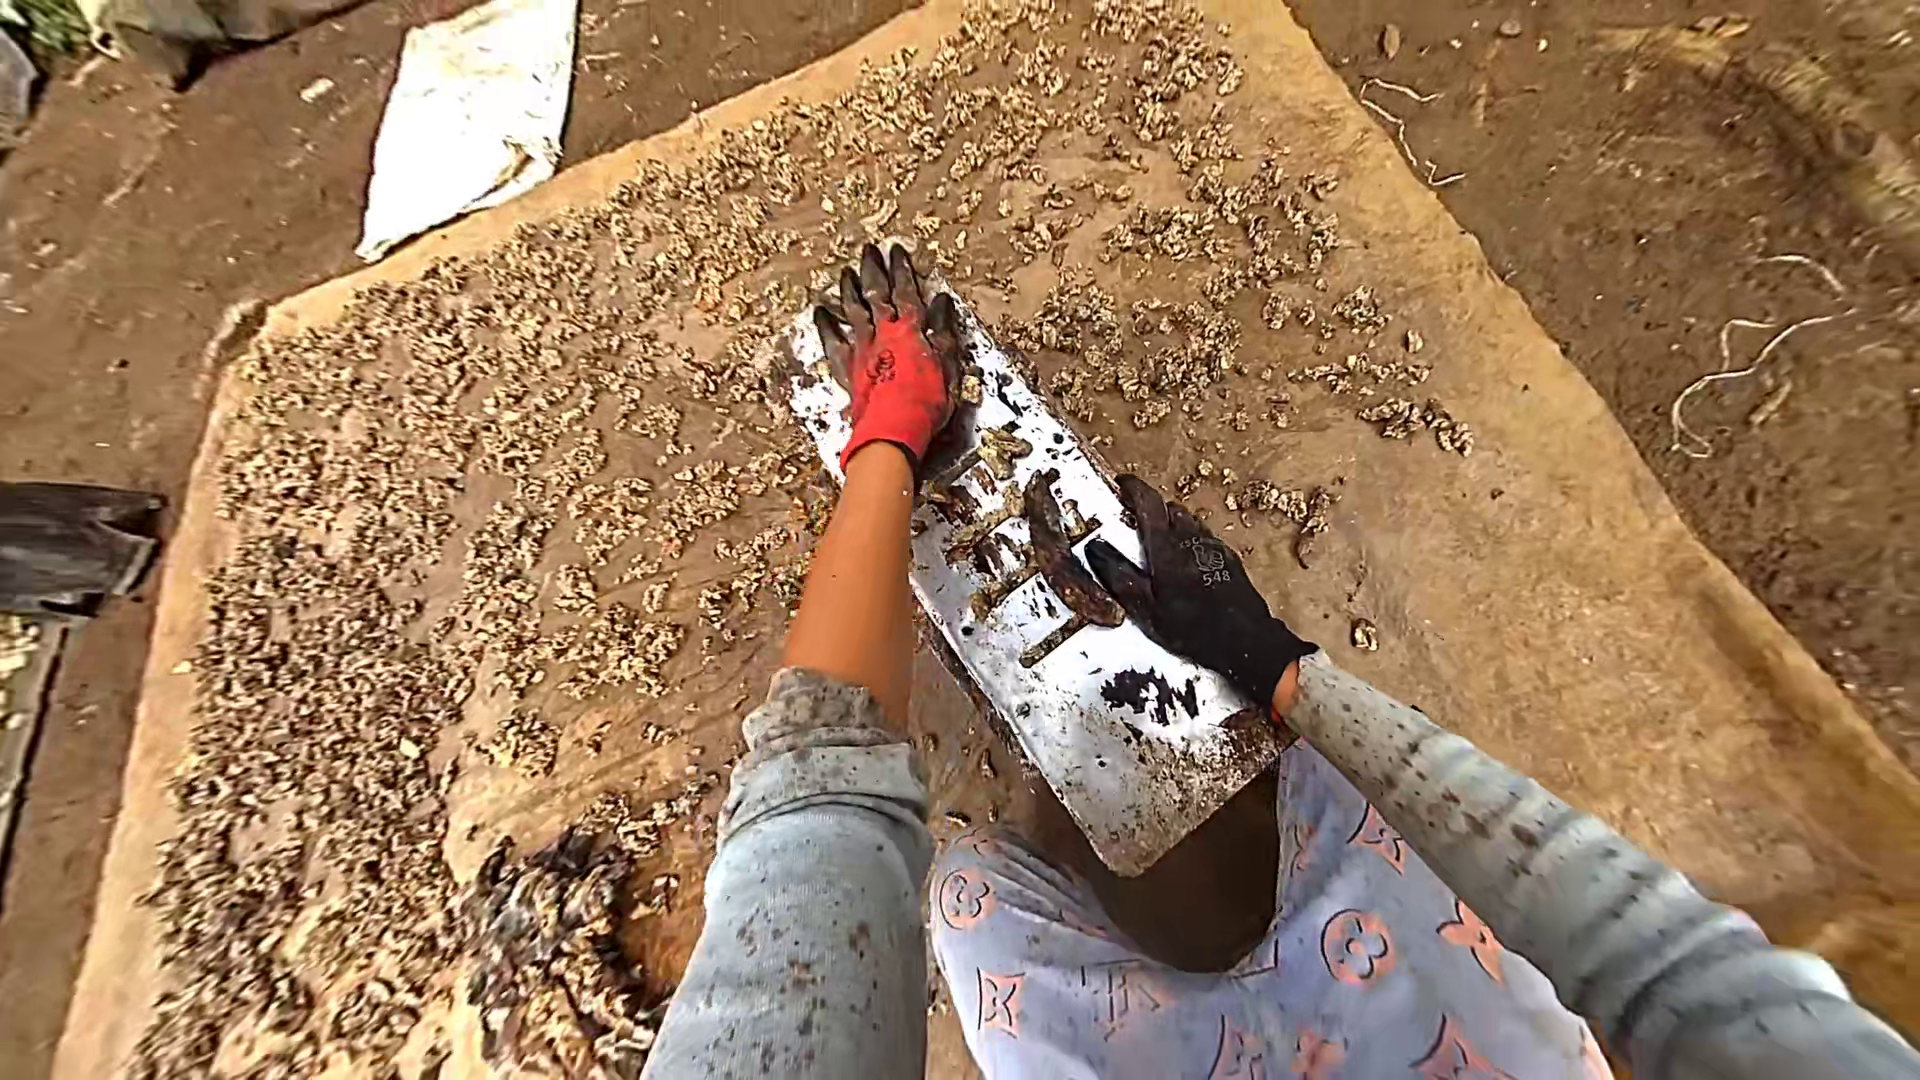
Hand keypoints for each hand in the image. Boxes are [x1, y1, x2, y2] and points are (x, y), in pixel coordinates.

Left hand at [814, 243, 962, 472]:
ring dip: (849, 290)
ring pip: (853, 311)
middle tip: (868, 250)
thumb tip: (941, 303)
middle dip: (873, 270)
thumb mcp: (948, 368)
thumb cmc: (925, 404)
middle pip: (875, 293)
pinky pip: (833, 342)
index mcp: (910, 331)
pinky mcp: (848, 370)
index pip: (907, 292)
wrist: (892, 431)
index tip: (896, 252)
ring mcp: (862, 350)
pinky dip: (826, 325)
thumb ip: (943, 334)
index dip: (902, 270)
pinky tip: (820, 312)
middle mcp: (883, 333)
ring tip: (846, 274)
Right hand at [1085, 474, 1317, 712]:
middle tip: (1132, 524)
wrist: (1247, 642)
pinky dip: (1188, 540)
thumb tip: (1095, 548)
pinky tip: (1183, 565)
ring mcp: (1213, 546)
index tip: (1120, 484)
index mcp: (1166, 547)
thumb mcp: (1144, 608)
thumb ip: (1118, 575)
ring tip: (1157, 545)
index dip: (1131, 488)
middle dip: (1149, 510)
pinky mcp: (1228, 557)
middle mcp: (1191, 538)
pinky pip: (1203, 537)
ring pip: (1187, 522)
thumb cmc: (1191, 628)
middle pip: (1168, 508)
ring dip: (1170, 524)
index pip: (1148, 502)